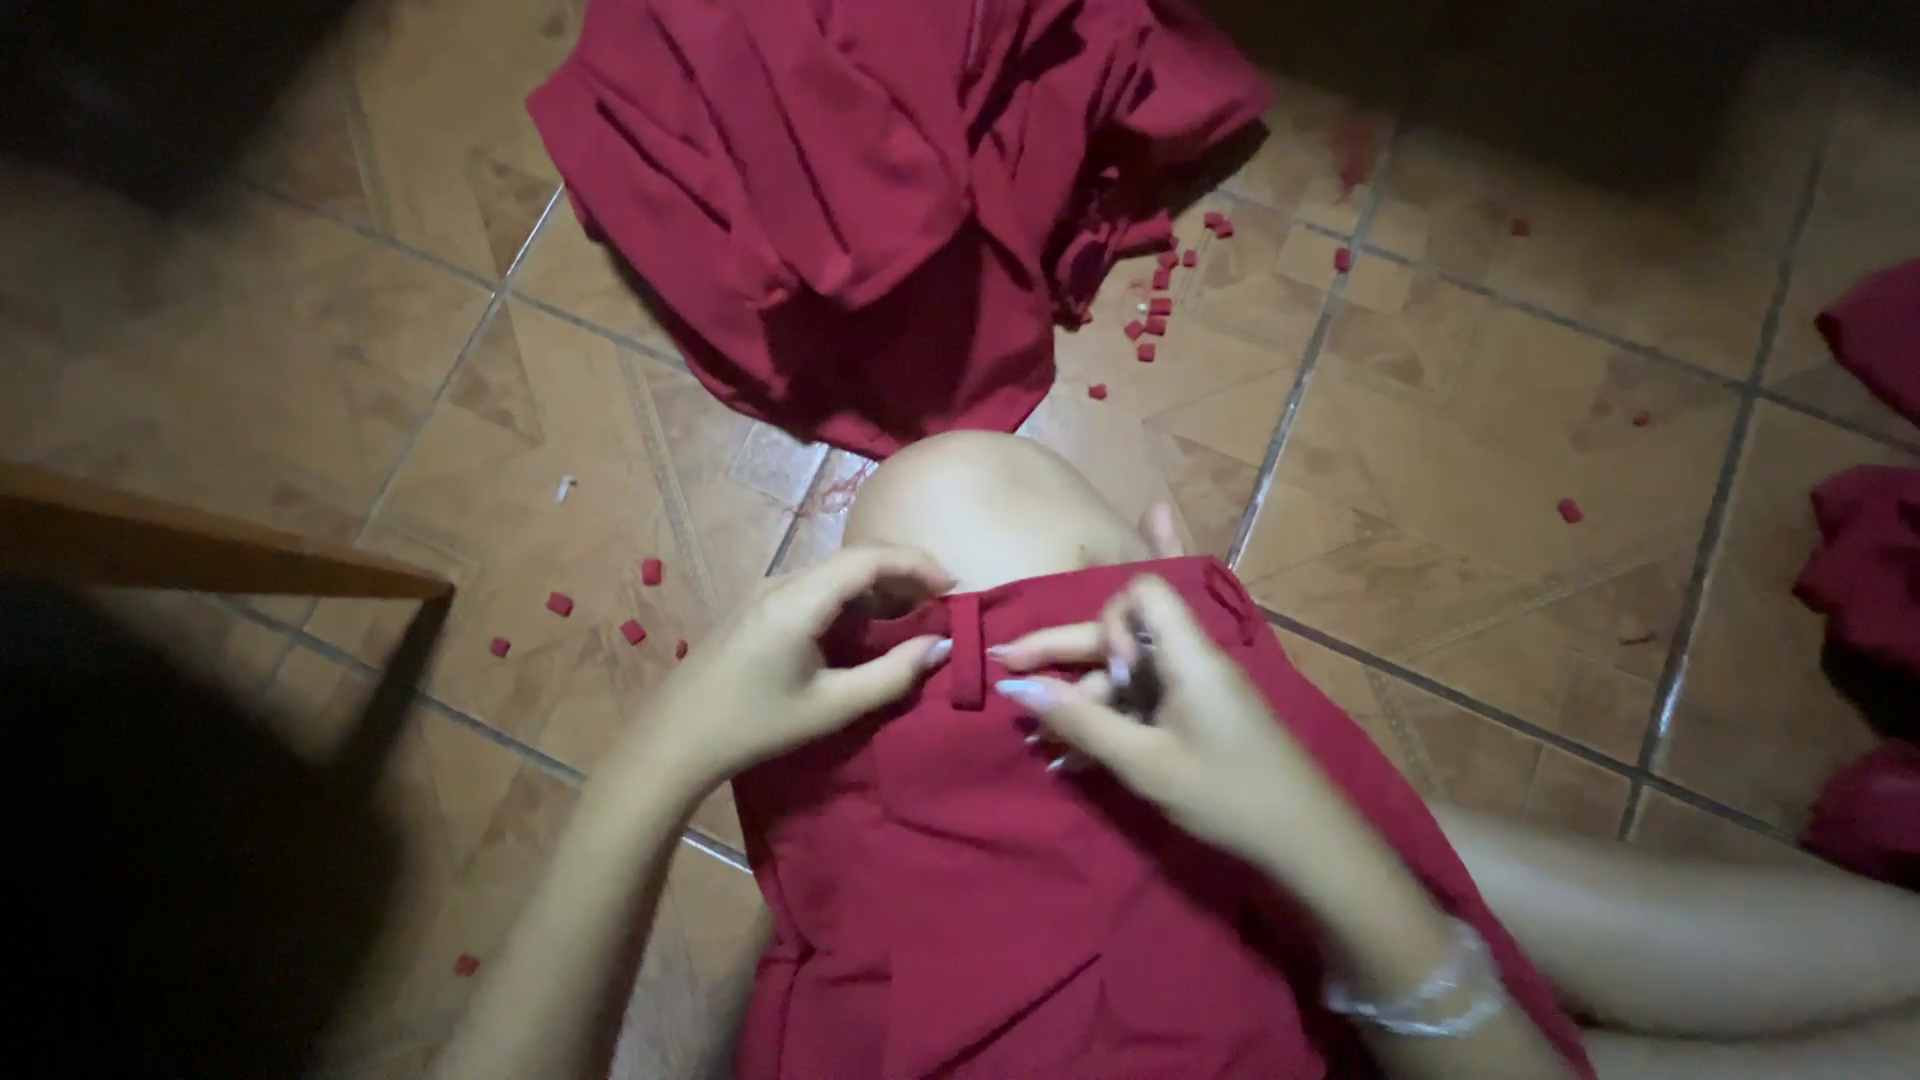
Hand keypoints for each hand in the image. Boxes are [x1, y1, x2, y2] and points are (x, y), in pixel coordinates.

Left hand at [623, 545, 954, 794]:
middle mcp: (781, 581)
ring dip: (876, 586)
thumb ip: (891, 675)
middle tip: (938, 603)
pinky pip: (815, 586)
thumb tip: (938, 646)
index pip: (868, 558)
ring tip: (909, 616)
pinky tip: (863, 627)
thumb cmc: (754, 726)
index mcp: (798, 600)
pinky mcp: (757, 605)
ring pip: (834, 571)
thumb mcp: (831, 708)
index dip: (916, 563)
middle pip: (853, 558)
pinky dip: (850, 597)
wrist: (674, 740)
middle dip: (902, 573)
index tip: (952, 586)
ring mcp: (765, 590)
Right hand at [991, 574, 1335, 869]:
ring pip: (1124, 676)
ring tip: (1043, 745)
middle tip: (1008, 664)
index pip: (1143, 592)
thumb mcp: (1145, 762)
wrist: (1309, 845)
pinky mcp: (1195, 717)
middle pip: (1118, 634)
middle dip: (1063, 652)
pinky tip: (1072, 759)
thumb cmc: (1228, 795)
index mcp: (1187, 654)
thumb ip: (1080, 722)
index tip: (1109, 670)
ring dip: (1082, 703)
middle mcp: (1188, 660)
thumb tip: (1016, 688)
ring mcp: (1192, 690)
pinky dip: (1107, 723)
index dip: (1111, 619)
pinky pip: (1139, 705)